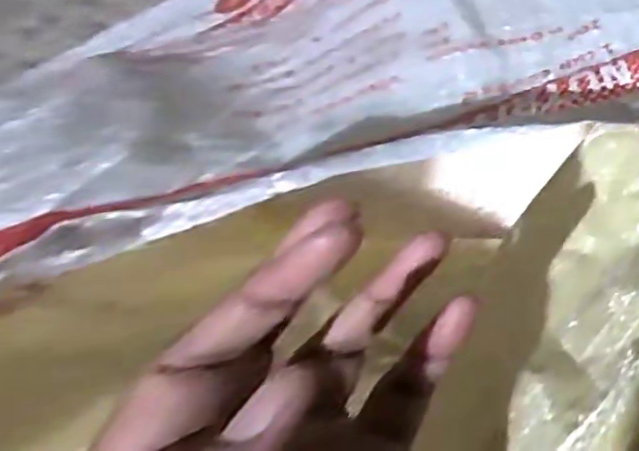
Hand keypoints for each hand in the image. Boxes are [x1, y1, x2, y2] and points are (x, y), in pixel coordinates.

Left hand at [93, 199, 476, 450]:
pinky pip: (406, 395)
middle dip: (320, 270)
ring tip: (434, 241)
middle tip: (355, 211)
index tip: (335, 229)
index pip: (210, 351)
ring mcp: (319, 440)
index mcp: (175, 445)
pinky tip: (463, 311)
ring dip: (394, 293)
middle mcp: (249, 431)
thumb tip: (298, 378)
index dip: (270, 282)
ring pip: (356, 350)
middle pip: (282, 335)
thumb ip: (250, 449)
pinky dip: (434, 351)